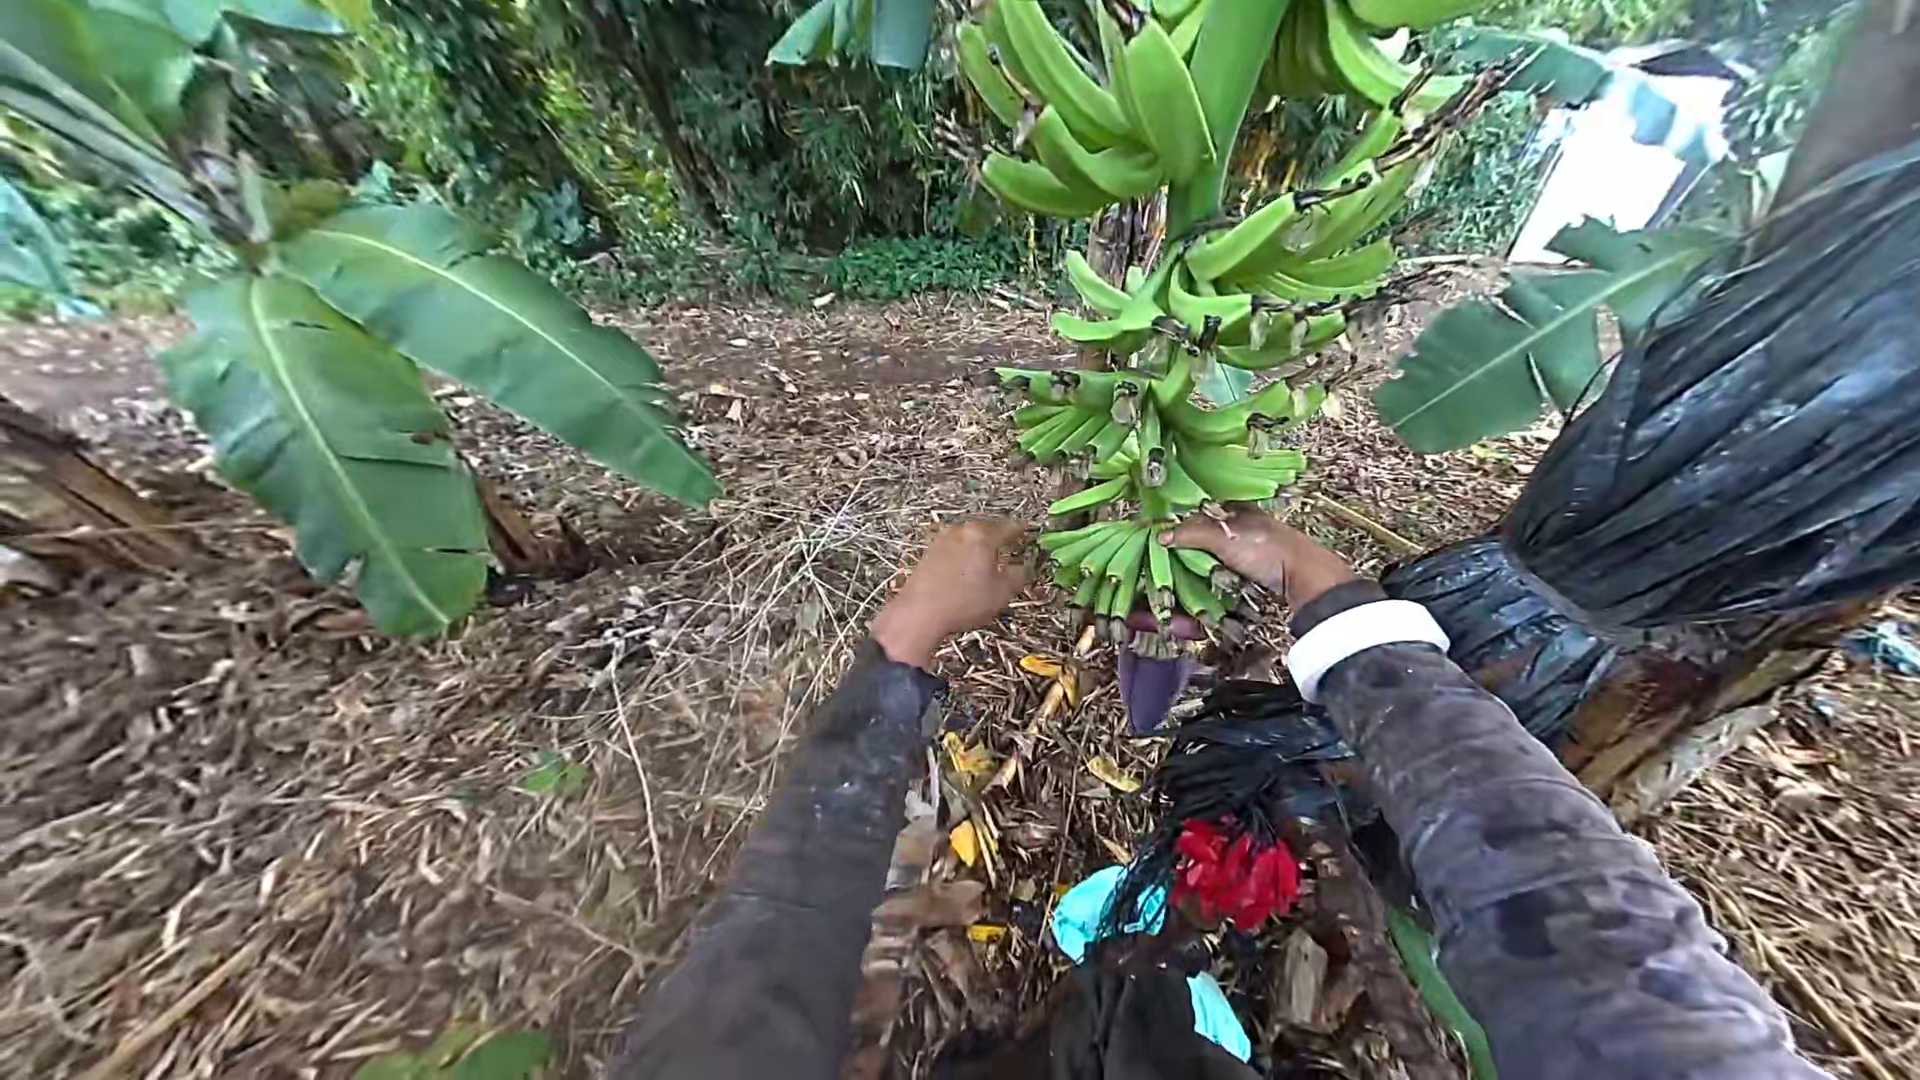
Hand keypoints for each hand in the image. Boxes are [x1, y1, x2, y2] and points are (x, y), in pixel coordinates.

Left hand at [872, 519, 1028, 667]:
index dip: (1021, 532)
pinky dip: (962, 558)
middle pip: (986, 531)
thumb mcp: (1001, 592)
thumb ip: (1017, 575)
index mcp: (981, 535)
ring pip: (967, 540)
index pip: (1008, 528)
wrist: (920, 613)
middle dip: (998, 541)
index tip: (1026, 532)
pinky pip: (953, 551)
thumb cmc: (962, 601)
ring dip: (978, 550)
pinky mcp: (928, 554)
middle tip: (1009, 551)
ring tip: (986, 568)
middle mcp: (960, 532)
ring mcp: (941, 541)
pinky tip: (964, 575)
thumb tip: (1022, 569)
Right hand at [1161, 507, 1355, 609]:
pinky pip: (1222, 563)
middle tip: (1167, 553)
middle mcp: (1240, 521)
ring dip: (1198, 558)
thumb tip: (1160, 536)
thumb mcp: (1223, 538)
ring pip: (1212, 547)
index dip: (1180, 517)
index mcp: (1235, 506)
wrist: (1303, 576)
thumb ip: (1191, 534)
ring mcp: (1247, 543)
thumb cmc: (1265, 548)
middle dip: (1186, 541)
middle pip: (1204, 528)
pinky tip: (1201, 575)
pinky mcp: (1252, 563)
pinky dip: (1210, 569)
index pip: (1199, 506)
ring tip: (1179, 567)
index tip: (1162, 531)